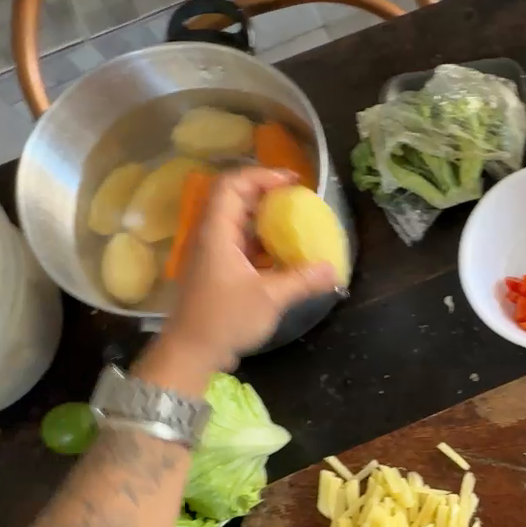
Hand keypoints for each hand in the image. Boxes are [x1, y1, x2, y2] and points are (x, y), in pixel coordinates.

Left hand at [162, 167, 338, 371]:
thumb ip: (302, 280)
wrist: (192, 350)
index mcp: (217, 232)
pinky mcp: (217, 272)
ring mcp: (212, 254)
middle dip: (265, 193)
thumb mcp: (270, 298)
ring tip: (294, 223)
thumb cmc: (225, 319)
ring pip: (237, 222)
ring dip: (264, 218)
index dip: (261, 176)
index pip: (233, 186)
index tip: (291, 181)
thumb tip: (333, 269)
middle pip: (234, 199)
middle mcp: (210, 236)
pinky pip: (240, 244)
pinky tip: (283, 253)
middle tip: (297, 199)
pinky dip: (261, 242)